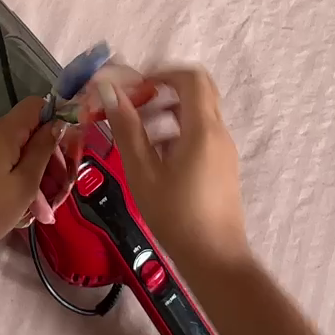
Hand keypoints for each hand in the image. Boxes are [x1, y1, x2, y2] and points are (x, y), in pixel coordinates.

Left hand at [0, 97, 62, 259]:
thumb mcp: (25, 184)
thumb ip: (43, 149)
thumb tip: (56, 124)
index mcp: (1, 131)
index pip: (34, 105)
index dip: (52, 120)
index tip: (62, 148)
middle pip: (23, 131)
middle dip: (43, 155)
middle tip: (56, 189)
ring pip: (8, 148)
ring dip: (27, 170)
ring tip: (39, 208)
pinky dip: (7, 172)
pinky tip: (16, 201)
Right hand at [97, 66, 250, 269]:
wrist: (216, 261)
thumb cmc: (175, 215)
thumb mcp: (142, 171)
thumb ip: (127, 127)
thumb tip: (110, 90)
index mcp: (202, 128)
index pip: (191, 77)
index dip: (162, 73)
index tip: (136, 86)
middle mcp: (219, 132)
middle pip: (197, 91)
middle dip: (163, 90)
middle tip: (135, 105)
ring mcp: (224, 150)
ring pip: (198, 113)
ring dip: (167, 112)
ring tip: (138, 135)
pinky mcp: (222, 166)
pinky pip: (201, 133)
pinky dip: (177, 131)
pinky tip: (154, 157)